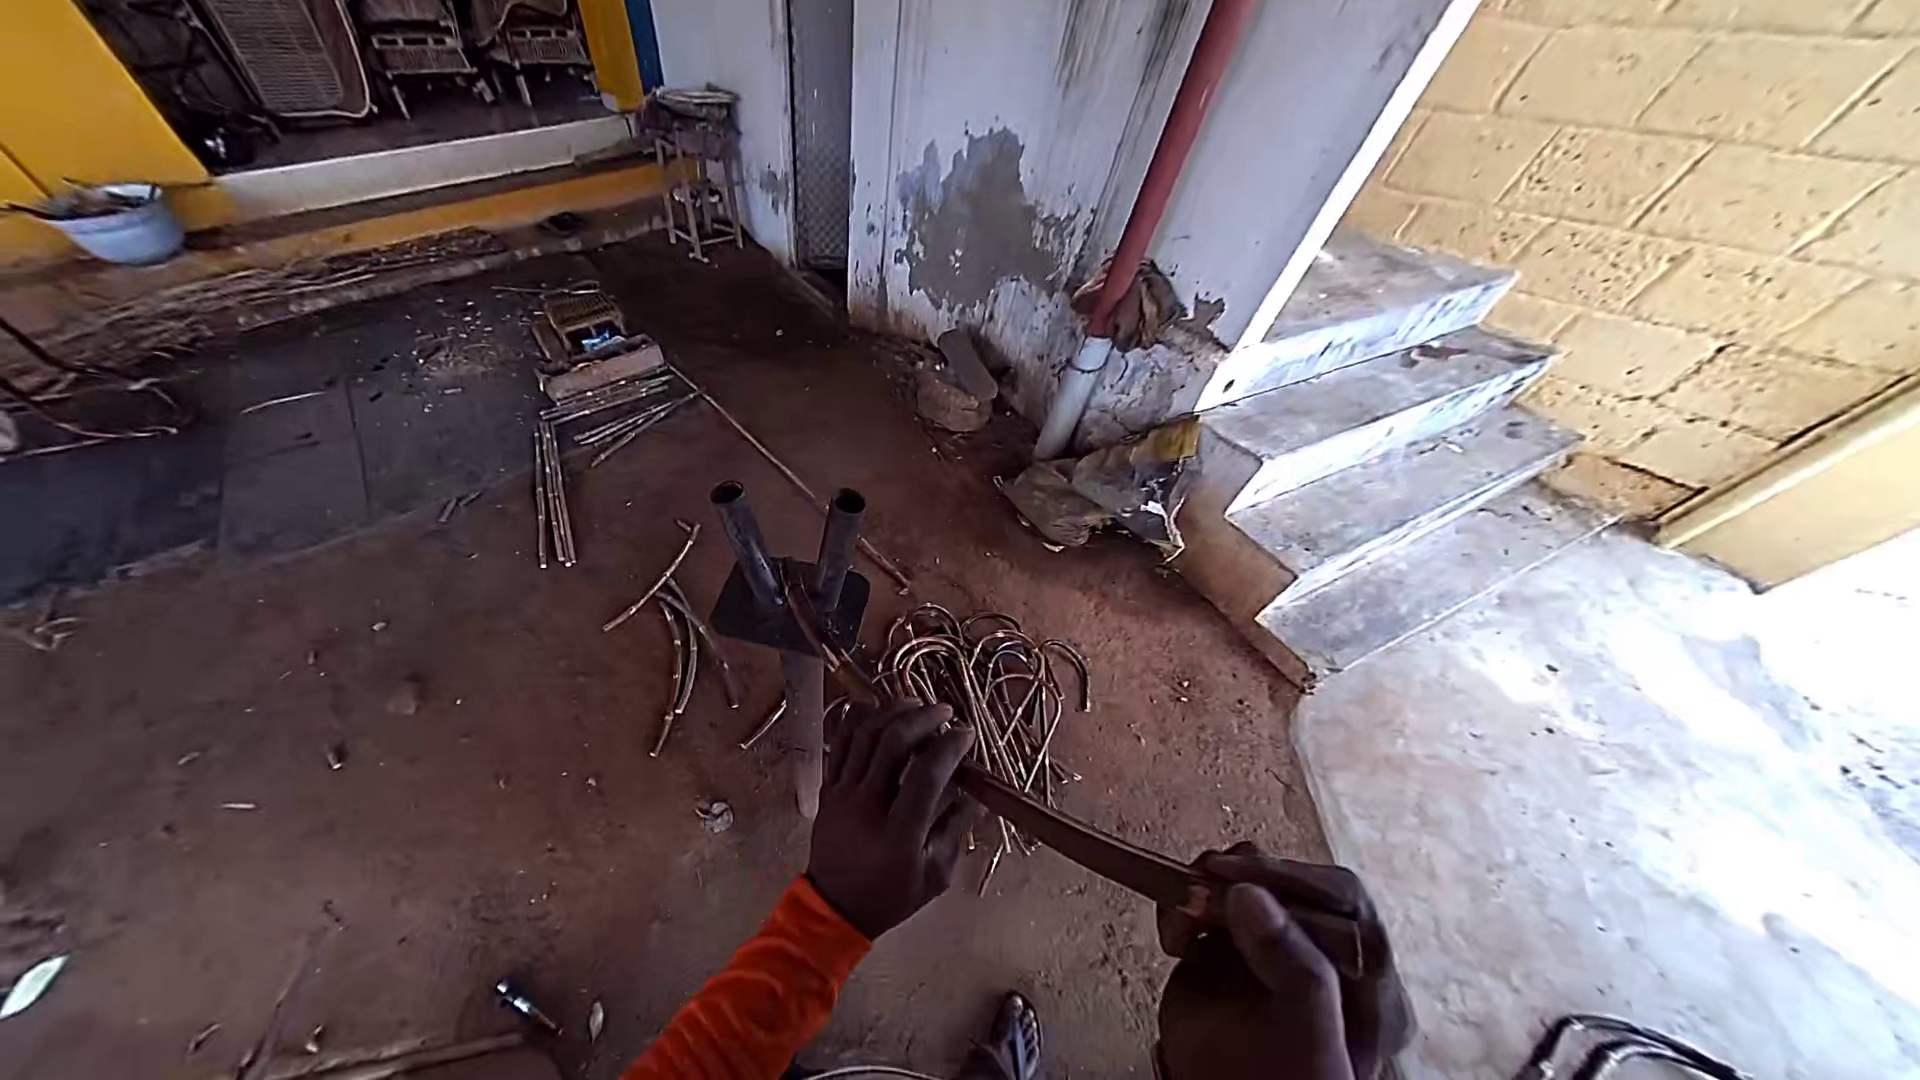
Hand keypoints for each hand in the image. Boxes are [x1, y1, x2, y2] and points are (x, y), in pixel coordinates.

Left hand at [805, 700, 981, 938]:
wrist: (834, 908)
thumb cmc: (889, 895)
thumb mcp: (935, 875)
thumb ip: (957, 830)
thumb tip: (977, 793)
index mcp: (897, 833)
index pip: (925, 775)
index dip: (949, 748)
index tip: (966, 735)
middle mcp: (866, 806)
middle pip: (892, 743)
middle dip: (923, 718)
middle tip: (944, 712)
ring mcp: (842, 793)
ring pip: (864, 734)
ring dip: (893, 712)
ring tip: (916, 705)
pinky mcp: (828, 787)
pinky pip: (840, 742)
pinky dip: (859, 719)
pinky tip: (879, 711)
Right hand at [1155, 842, 1413, 1079]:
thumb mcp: (1308, 1042)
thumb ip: (1298, 972)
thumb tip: (1249, 894)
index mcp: (1365, 976)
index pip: (1341, 898)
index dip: (1292, 879)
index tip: (1239, 883)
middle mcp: (1321, 949)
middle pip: (1289, 879)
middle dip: (1239, 877)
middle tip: (1201, 889)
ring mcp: (1271, 939)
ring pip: (1244, 877)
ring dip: (1205, 886)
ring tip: (1183, 921)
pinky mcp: (1227, 937)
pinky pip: (1206, 893)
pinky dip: (1181, 901)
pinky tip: (1175, 937)